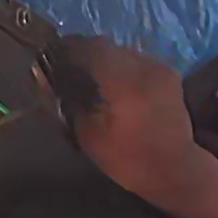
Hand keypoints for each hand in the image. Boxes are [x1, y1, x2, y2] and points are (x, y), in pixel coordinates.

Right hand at [61, 38, 215, 211]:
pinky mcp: (168, 74)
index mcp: (121, 79)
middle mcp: (142, 65)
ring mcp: (158, 67)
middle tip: (69, 70)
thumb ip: (64, 100)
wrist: (177, 171)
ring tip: (92, 79)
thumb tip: (40, 75)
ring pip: (121, 51)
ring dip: (104, 60)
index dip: (65, 48)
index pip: (87, 46)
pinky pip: (137, 61)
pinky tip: (116, 86)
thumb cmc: (127, 158)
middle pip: (104, 46)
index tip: (51, 58)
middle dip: (84, 54)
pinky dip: (122, 67)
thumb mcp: (88, 133)